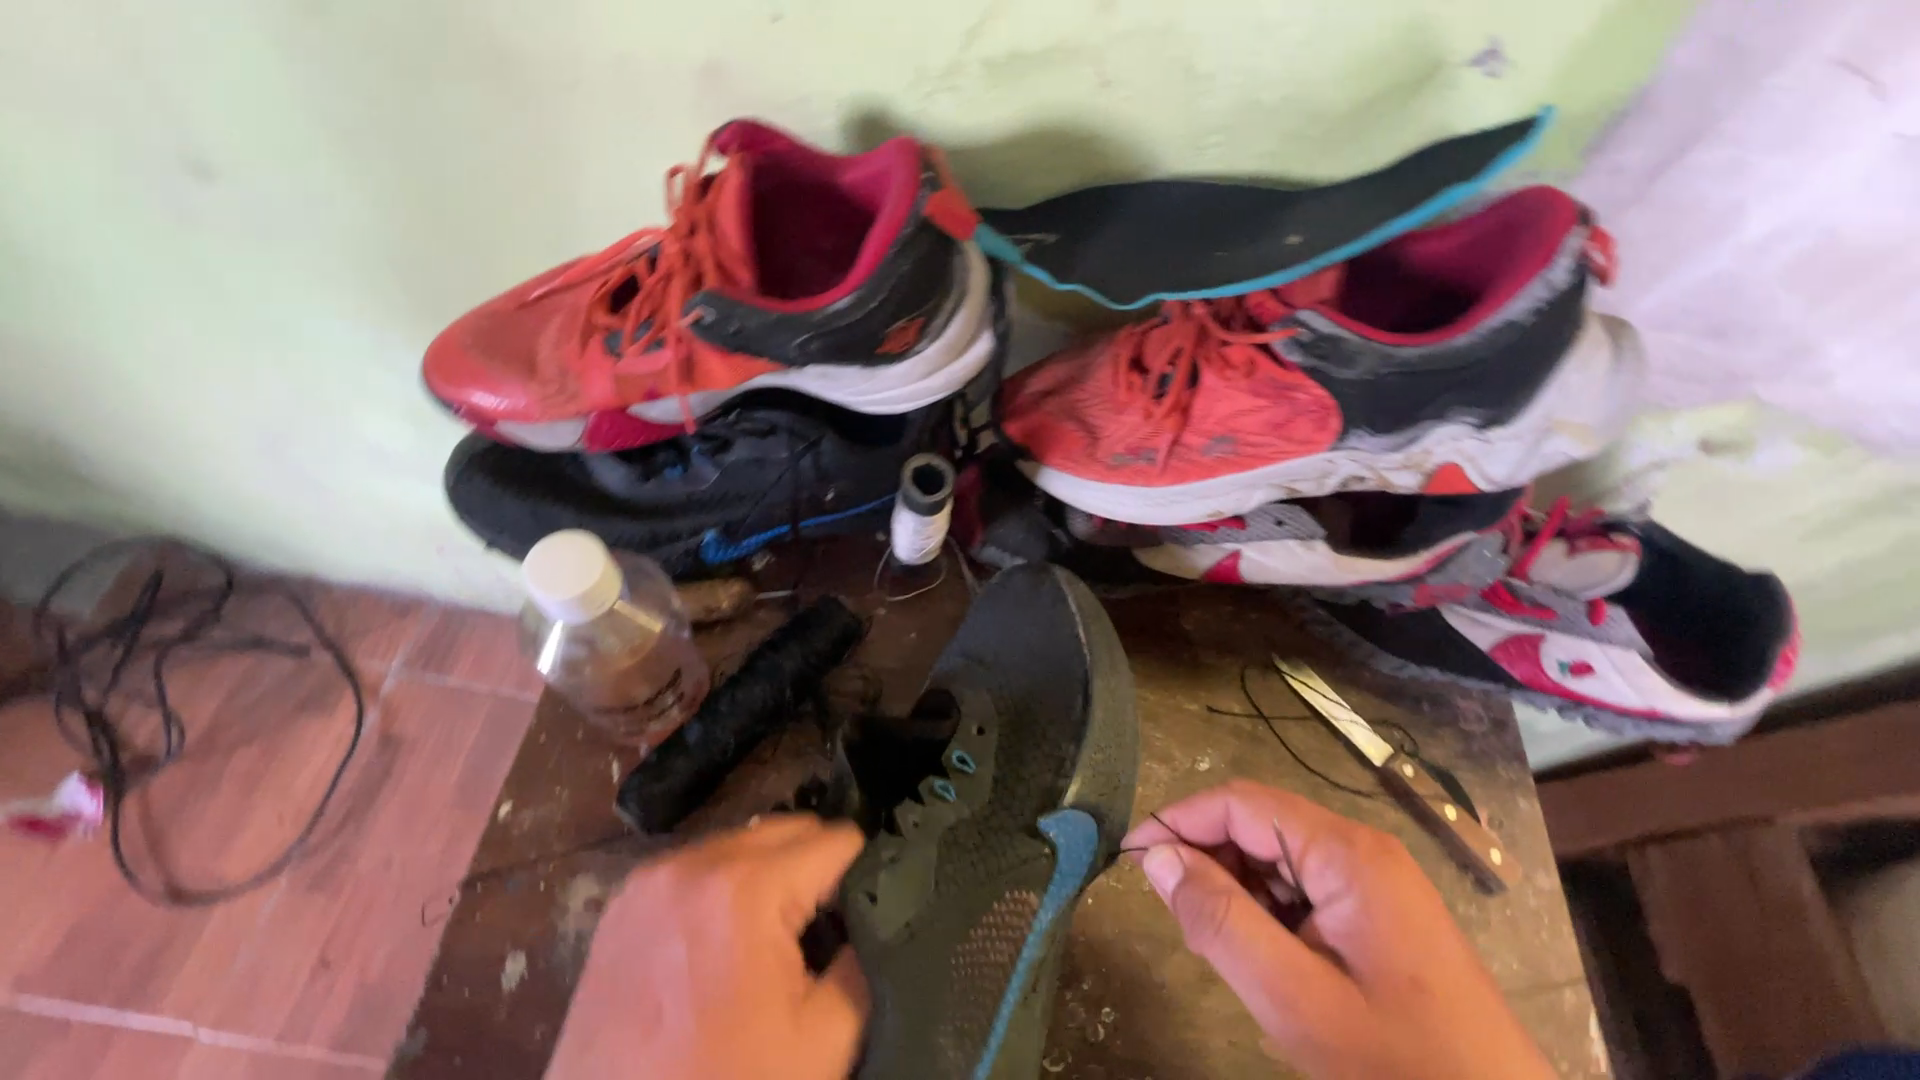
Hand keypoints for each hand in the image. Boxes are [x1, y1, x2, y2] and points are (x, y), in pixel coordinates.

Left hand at [545, 815, 868, 1079]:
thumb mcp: (822, 1040)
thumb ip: (864, 960)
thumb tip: (877, 914)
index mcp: (747, 887)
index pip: (836, 840)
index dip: (865, 871)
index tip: (867, 913)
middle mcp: (695, 862)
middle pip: (787, 830)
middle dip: (816, 868)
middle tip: (826, 931)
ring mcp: (651, 879)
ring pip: (742, 843)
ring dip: (770, 873)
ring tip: (775, 939)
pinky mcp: (622, 903)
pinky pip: (697, 868)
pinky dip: (723, 887)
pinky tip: (723, 943)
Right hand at [1124, 781, 1552, 1079]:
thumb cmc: (1399, 1065)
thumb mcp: (1295, 999)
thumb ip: (1220, 921)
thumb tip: (1156, 858)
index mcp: (1346, 853)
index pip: (1240, 803)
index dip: (1178, 820)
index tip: (1129, 857)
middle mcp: (1360, 852)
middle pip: (1259, 826)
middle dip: (1206, 858)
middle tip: (1174, 916)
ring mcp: (1373, 883)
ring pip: (1277, 860)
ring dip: (1234, 890)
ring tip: (1214, 944)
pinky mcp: (1376, 915)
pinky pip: (1302, 891)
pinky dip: (1265, 913)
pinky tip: (1258, 956)